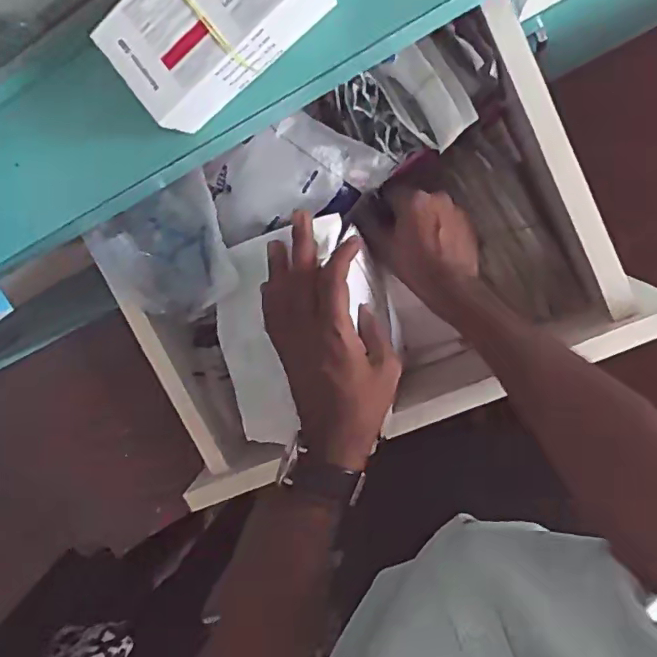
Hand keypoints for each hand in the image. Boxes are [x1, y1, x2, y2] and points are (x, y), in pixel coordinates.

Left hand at [263, 210, 401, 470]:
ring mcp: (290, 340)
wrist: (331, 437)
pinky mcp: (283, 350)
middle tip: (301, 218)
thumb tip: (361, 308)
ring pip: (280, 293)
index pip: (331, 281)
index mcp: (334, 332)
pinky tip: (270, 281)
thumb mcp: (387, 368)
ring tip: (278, 240)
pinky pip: (271, 316)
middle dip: (300, 245)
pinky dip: (270, 294)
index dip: (340, 255)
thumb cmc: (364, 405)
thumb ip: (375, 333)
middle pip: (299, 278)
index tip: (351, 241)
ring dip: (279, 265)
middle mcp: (306, 330)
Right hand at [358, 189, 481, 316]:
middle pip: (413, 200)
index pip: (391, 193)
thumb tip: (364, 210)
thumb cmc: (415, 266)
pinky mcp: (467, 221)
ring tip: (421, 240)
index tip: (382, 220)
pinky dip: (440, 226)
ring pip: (431, 209)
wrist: (452, 286)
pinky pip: (447, 218)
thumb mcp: (384, 246)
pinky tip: (437, 244)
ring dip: (425, 218)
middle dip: (406, 212)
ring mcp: (455, 208)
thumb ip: (371, 223)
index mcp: (413, 198)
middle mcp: (436, 196)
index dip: (383, 207)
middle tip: (401, 232)